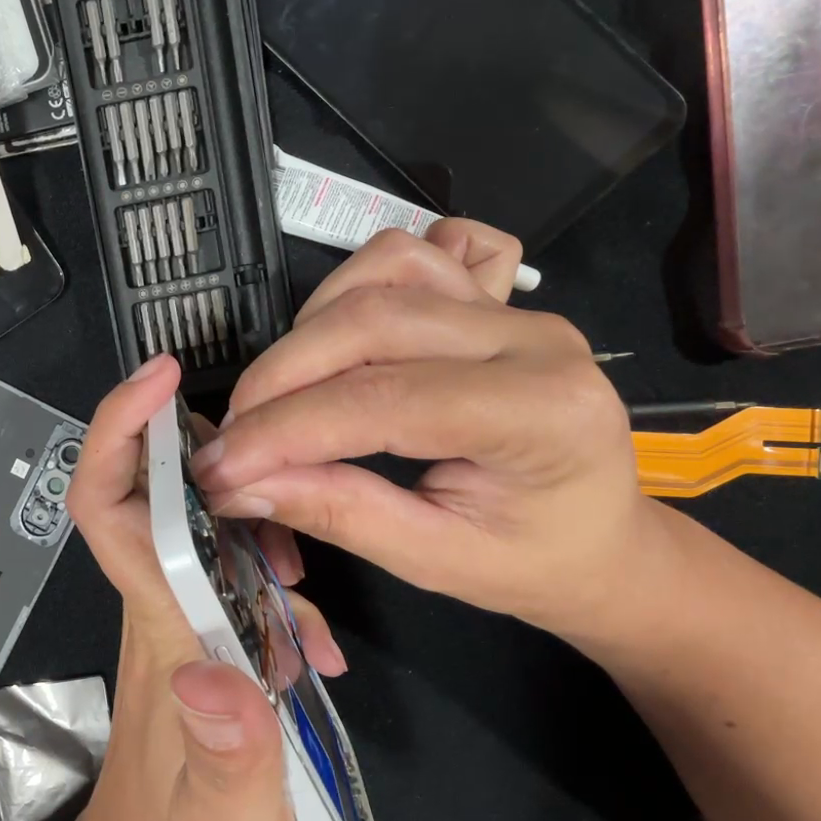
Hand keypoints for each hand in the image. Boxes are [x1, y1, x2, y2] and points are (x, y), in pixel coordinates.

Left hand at [0, 356, 338, 820]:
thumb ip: (229, 749)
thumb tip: (218, 666)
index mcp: (162, 625)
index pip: (111, 505)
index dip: (120, 430)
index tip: (160, 378)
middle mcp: (162, 607)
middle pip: (154, 489)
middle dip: (204, 448)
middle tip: (273, 452)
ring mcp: (180, 622)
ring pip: (200, 528)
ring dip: (252, 517)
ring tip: (302, 556)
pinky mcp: (202, 645)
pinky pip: (228, 580)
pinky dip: (271, 580)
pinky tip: (309, 628)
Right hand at [189, 221, 662, 635]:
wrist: (602, 539)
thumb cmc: (532, 561)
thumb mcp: (435, 559)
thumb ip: (338, 512)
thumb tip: (239, 484)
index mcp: (542, 414)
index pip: (382, 402)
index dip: (283, 431)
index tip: (218, 468)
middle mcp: (531, 338)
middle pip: (371, 322)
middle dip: (278, 379)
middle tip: (230, 438)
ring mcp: (510, 306)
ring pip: (382, 272)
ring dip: (306, 331)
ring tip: (276, 398)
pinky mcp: (487, 296)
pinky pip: (404, 259)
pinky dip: (346, 292)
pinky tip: (327, 344)